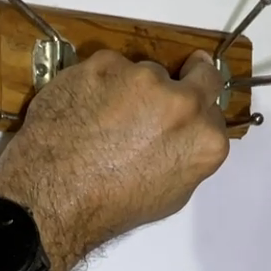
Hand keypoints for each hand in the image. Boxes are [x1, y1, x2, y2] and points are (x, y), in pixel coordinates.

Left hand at [0, 49, 229, 270]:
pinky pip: (109, 67)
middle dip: (187, 79)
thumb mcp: (172, 193)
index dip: (198, 106)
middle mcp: (182, 102)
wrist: (55, 197)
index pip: (215, 106)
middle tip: (162, 94)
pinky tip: (83, 109)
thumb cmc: (113, 206)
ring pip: (147, 71)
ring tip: (104, 118)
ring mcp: (142, 78)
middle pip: (199, 74)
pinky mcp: (104, 64)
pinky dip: (99, 83)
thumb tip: (183, 135)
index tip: (185, 106)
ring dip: (134, 88)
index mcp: (205, 138)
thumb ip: (188, 152)